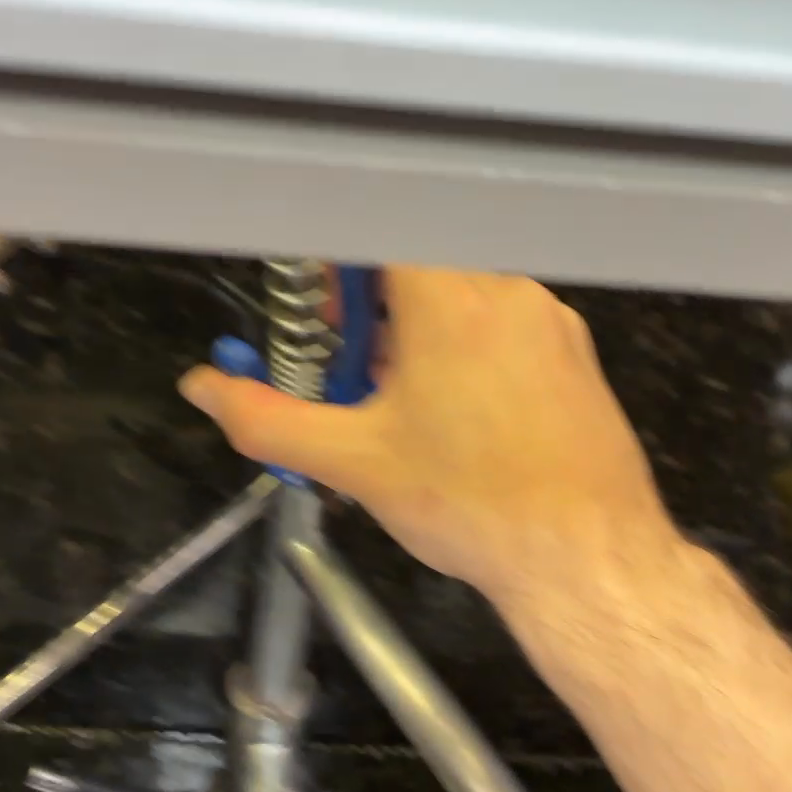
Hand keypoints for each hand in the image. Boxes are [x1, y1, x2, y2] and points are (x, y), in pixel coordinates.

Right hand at [176, 266, 676, 604]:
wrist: (588, 558)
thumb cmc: (469, 504)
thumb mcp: (355, 462)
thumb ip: (268, 420)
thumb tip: (204, 389)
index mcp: (449, 299)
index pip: (380, 233)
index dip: (340, 262)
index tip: (322, 307)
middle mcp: (506, 291)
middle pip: (421, 265)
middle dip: (375, 307)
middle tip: (354, 365)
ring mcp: (550, 320)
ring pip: (466, 295)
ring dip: (421, 329)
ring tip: (403, 399)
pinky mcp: (575, 353)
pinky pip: (507, 324)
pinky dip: (469, 345)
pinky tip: (462, 411)